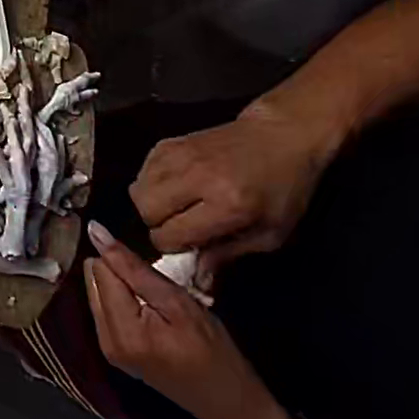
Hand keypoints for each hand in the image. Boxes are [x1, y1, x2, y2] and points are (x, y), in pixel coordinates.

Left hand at [84, 222, 319, 418]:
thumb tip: (95, 230)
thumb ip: (138, 269)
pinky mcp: (119, 348)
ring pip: (101, 288)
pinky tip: (148, 297)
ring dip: (122, 280)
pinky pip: (110, 305)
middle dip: (118, 266)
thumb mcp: (186, 307)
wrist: (241, 411)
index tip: (133, 240)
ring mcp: (108, 344)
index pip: (97, 267)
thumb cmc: (221, 359)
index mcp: (119, 329)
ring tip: (153, 285)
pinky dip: (125, 295)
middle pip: (94, 276)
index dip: (117, 252)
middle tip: (152, 268)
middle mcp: (103, 337)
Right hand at [128, 99, 342, 280]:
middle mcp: (195, 178)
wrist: (277, 139)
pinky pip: (140, 173)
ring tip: (175, 207)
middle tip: (179, 227)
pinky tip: (173, 187)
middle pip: (146, 212)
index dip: (174, 247)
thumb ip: (228, 254)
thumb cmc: (282, 191)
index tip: (187, 247)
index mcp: (227, 205)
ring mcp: (176, 157)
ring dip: (151, 206)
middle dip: (158, 225)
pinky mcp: (164, 144)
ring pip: (136, 192)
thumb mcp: (270, 234)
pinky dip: (150, 185)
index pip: (171, 234)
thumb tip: (196, 280)